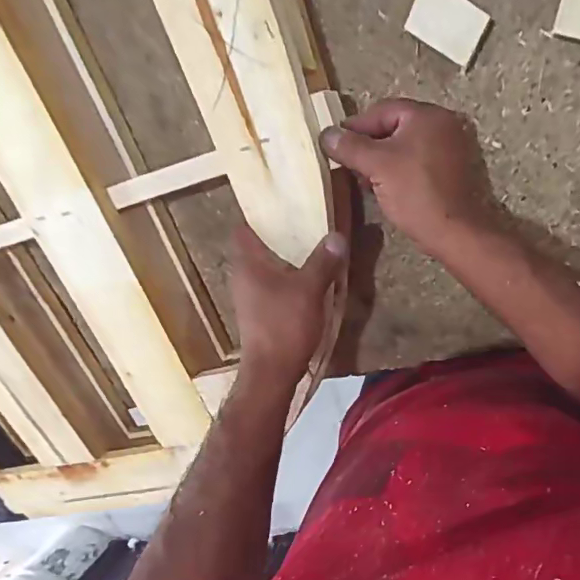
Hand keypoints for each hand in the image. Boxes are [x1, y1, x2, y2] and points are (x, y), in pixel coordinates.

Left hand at [229, 223, 346, 382]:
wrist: (273, 371)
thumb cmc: (285, 324)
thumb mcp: (311, 289)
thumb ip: (323, 261)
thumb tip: (337, 235)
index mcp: (248, 264)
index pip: (243, 229)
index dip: (259, 217)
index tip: (282, 208)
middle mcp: (242, 277)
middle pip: (256, 249)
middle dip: (279, 239)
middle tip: (306, 229)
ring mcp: (249, 297)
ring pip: (266, 270)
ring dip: (286, 263)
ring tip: (313, 255)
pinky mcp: (259, 314)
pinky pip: (273, 288)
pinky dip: (288, 282)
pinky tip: (308, 286)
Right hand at [320, 99, 502, 255]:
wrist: (454, 233)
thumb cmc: (416, 192)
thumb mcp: (376, 165)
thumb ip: (349, 146)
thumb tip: (326, 134)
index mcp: (428, 116)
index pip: (382, 110)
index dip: (355, 126)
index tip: (334, 143)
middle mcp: (444, 127)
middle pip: (395, 129)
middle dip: (368, 147)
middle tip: (348, 164)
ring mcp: (451, 151)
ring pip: (406, 149)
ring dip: (382, 162)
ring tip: (363, 181)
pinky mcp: (452, 174)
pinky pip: (419, 165)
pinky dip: (400, 173)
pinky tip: (384, 190)